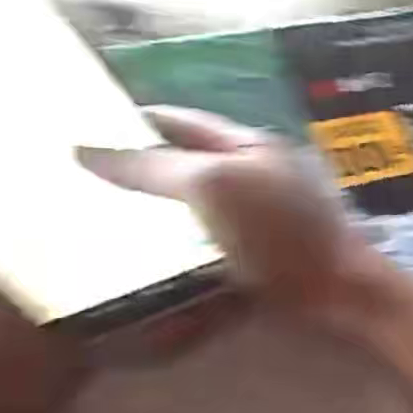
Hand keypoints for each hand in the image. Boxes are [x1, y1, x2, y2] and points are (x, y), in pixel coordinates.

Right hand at [76, 107, 381, 317]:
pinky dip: (172, 247)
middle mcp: (257, 175)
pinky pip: (203, 244)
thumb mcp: (215, 185)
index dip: (137, 119)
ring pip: (195, 204)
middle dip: (139, 168)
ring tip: (93, 219)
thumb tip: (86, 150)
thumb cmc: (280, 231)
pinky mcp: (258, 256)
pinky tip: (139, 260)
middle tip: (75, 179)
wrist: (337, 292)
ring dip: (152, 210)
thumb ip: (155, 166)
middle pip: (189, 162)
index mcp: (251, 147)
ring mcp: (260, 217)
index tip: (83, 125)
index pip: (184, 121)